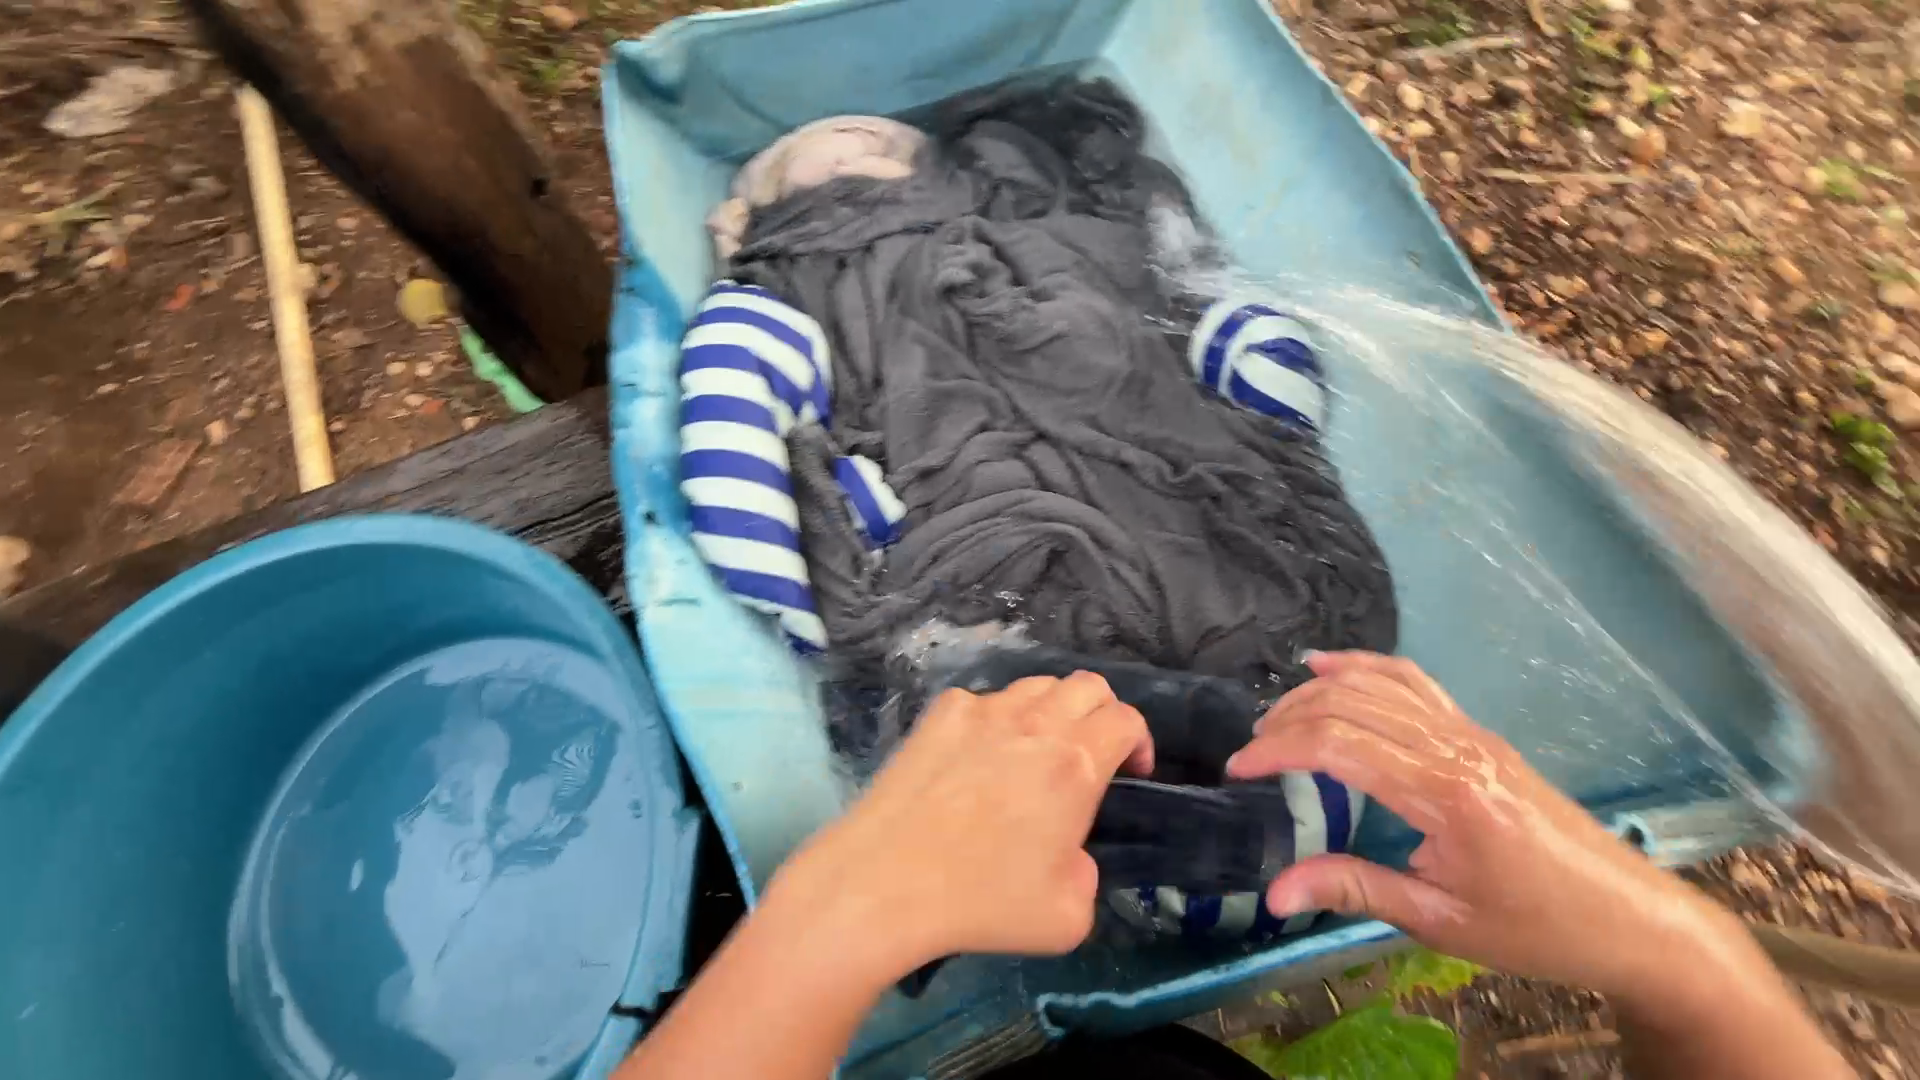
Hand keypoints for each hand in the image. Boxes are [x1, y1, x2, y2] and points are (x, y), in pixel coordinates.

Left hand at [768, 672, 1152, 979]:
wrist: (884, 880)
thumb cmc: (981, 902)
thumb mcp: (1067, 917)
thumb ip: (1088, 875)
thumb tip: (1070, 852)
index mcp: (1074, 765)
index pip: (1126, 719)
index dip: (1140, 741)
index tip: (1131, 773)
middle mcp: (1034, 724)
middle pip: (1088, 684)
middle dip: (1103, 712)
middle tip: (1092, 752)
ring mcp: (982, 711)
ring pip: (1036, 684)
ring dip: (1053, 709)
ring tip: (1037, 749)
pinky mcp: (940, 713)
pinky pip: (984, 700)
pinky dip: (997, 718)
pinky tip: (978, 755)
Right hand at [1226, 651, 1765, 1007]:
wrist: (1635, 920)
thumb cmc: (1537, 929)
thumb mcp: (1440, 922)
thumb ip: (1352, 890)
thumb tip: (1273, 892)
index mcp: (1445, 794)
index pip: (1337, 745)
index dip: (1277, 750)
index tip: (1239, 771)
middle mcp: (1454, 746)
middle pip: (1348, 704)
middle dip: (1286, 720)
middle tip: (1251, 753)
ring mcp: (1467, 730)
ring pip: (1373, 684)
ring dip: (1314, 693)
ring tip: (1274, 719)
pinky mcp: (1475, 730)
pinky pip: (1409, 680)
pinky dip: (1362, 666)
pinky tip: (1327, 665)